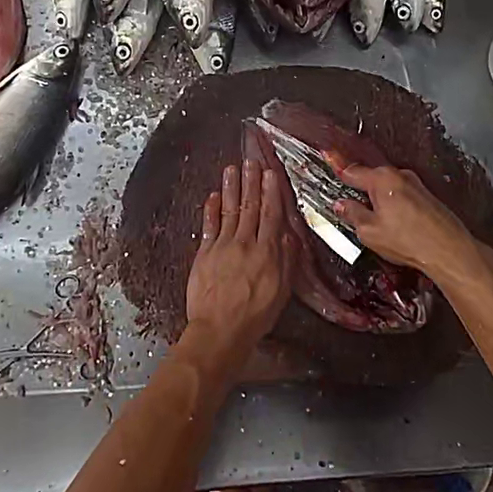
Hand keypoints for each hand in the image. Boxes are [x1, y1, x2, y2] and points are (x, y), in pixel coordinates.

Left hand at [184, 162, 297, 350]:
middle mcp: (245, 244)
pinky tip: (212, 196)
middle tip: (251, 161)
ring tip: (232, 169)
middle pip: (249, 207)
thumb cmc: (254, 316)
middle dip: (251, 182)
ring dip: (230, 188)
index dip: (271, 192)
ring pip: (228, 211)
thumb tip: (288, 235)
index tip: (270, 174)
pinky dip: (211, 210)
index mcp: (267, 253)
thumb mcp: (282, 292)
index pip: (271, 215)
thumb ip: (286, 261)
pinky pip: (208, 226)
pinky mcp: (204, 254)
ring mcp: (222, 247)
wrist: (220, 330)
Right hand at [332, 159, 492, 283]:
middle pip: (370, 178)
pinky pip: (401, 196)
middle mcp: (399, 176)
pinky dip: (392, 205)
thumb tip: (342, 205)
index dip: (337, 165)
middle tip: (348, 206)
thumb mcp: (369, 230)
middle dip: (358, 190)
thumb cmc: (410, 240)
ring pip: (386, 188)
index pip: (352, 170)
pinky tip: (392, 224)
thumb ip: (352, 213)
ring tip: (374, 223)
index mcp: (381, 180)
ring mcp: (416, 185)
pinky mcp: (427, 197)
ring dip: (377, 200)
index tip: (327, 155)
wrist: (449, 251)